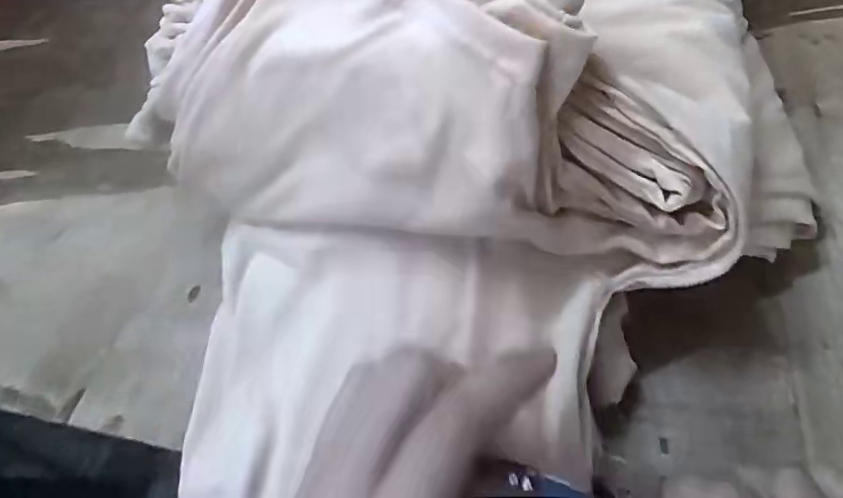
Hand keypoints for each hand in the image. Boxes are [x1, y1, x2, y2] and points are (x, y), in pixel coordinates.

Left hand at [298, 347, 557, 497]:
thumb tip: (524, 483)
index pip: (448, 423)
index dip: (503, 382)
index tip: (545, 359)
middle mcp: (338, 482)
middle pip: (402, 374)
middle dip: (457, 377)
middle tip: (492, 419)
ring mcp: (309, 476)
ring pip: (368, 376)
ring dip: (421, 385)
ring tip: (453, 426)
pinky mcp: (296, 478)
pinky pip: (345, 406)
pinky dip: (386, 404)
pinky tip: (410, 441)